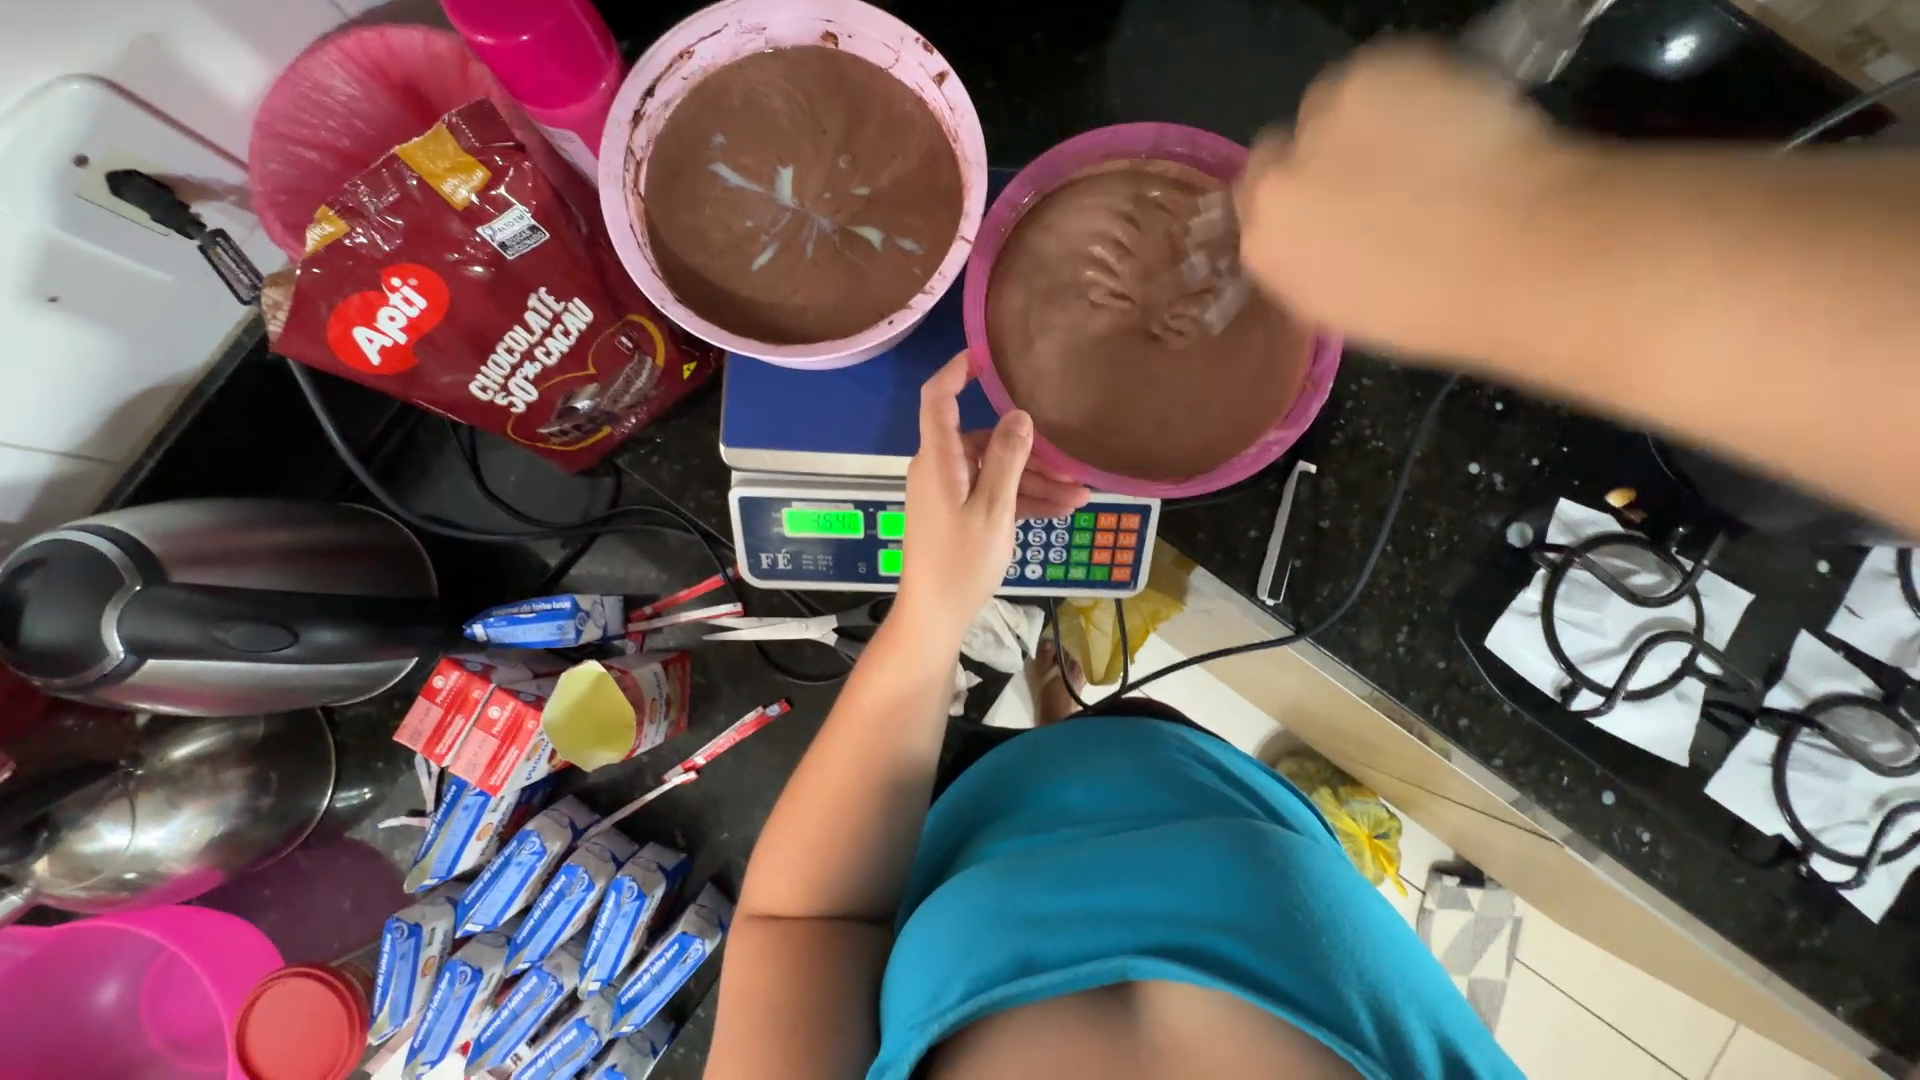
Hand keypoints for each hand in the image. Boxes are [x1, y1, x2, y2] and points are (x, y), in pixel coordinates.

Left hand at [897, 354, 1066, 637]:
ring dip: (1035, 481)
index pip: (939, 398)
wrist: (935, 615)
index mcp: (938, 459)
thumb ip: (1008, 460)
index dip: (959, 370)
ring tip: (1079, 497)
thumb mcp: (993, 510)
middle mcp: (939, 468)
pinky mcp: (956, 513)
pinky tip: (1059, 509)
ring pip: (995, 471)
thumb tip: (1020, 416)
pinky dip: (1020, 499)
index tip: (990, 356)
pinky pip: (991, 494)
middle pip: (985, 441)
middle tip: (1074, 467)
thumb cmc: (961, 562)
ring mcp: (947, 492)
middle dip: (1030, 452)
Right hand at [1235, 39, 1575, 362]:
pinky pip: (1377, 72)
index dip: (1296, 197)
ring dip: (1359, 119)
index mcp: (1265, 249)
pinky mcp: (1373, 74)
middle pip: (1278, 149)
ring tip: (1418, 142)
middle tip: (1374, 169)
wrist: (1511, 253)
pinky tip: (1445, 118)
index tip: (1333, 202)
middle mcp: (1278, 183)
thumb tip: (1321, 237)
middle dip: (1317, 156)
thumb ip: (1311, 262)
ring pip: (1328, 105)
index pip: (1257, 203)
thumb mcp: (1341, 307)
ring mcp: (1322, 124)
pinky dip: (1408, 86)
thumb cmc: (1432, 308)